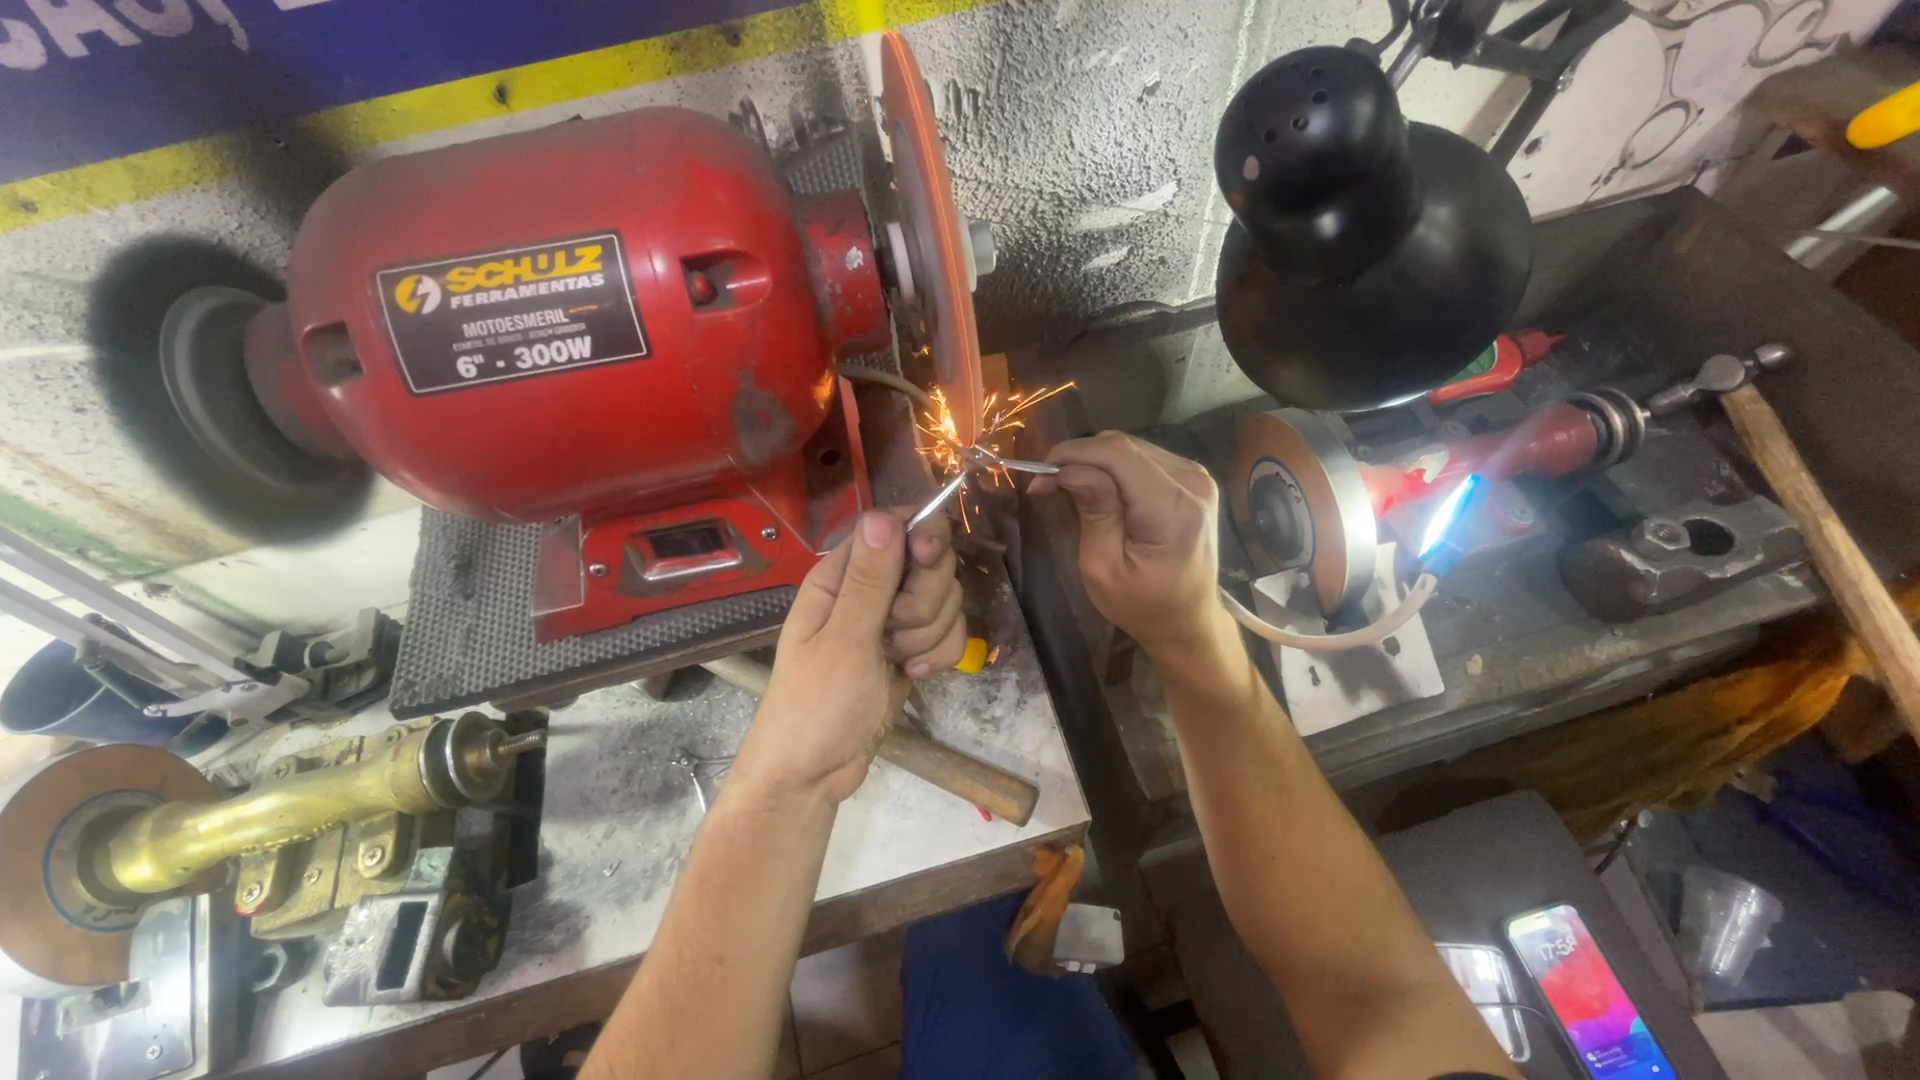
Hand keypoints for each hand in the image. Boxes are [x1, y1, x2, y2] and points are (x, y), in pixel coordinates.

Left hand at [732, 509, 966, 805]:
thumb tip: (883, 514)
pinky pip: (945, 633)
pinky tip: (913, 675)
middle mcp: (866, 590)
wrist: (812, 776)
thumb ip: (869, 580)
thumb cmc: (815, 707)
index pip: (894, 526)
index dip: (921, 537)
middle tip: (896, 632)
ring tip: (898, 662)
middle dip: (926, 600)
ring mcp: (890, 622)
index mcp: (839, 576)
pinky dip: (938, 654)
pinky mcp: (908, 650)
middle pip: (929, 563)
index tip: (927, 560)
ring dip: (930, 634)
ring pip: (943, 601)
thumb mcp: (844, 641)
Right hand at [1028, 432, 1229, 660]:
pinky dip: (1113, 467)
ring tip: (1067, 489)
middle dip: (1079, 458)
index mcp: (1173, 510)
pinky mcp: (1192, 478)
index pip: (1119, 455)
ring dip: (1094, 462)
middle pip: (1123, 447)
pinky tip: (1097, 490)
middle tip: (1046, 485)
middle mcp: (1192, 483)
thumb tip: (1070, 469)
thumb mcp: (1104, 569)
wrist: (1188, 619)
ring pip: (1130, 448)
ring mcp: (1197, 477)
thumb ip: (1094, 512)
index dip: (1074, 454)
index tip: (1040, 473)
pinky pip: (1143, 457)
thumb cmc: (1142, 606)